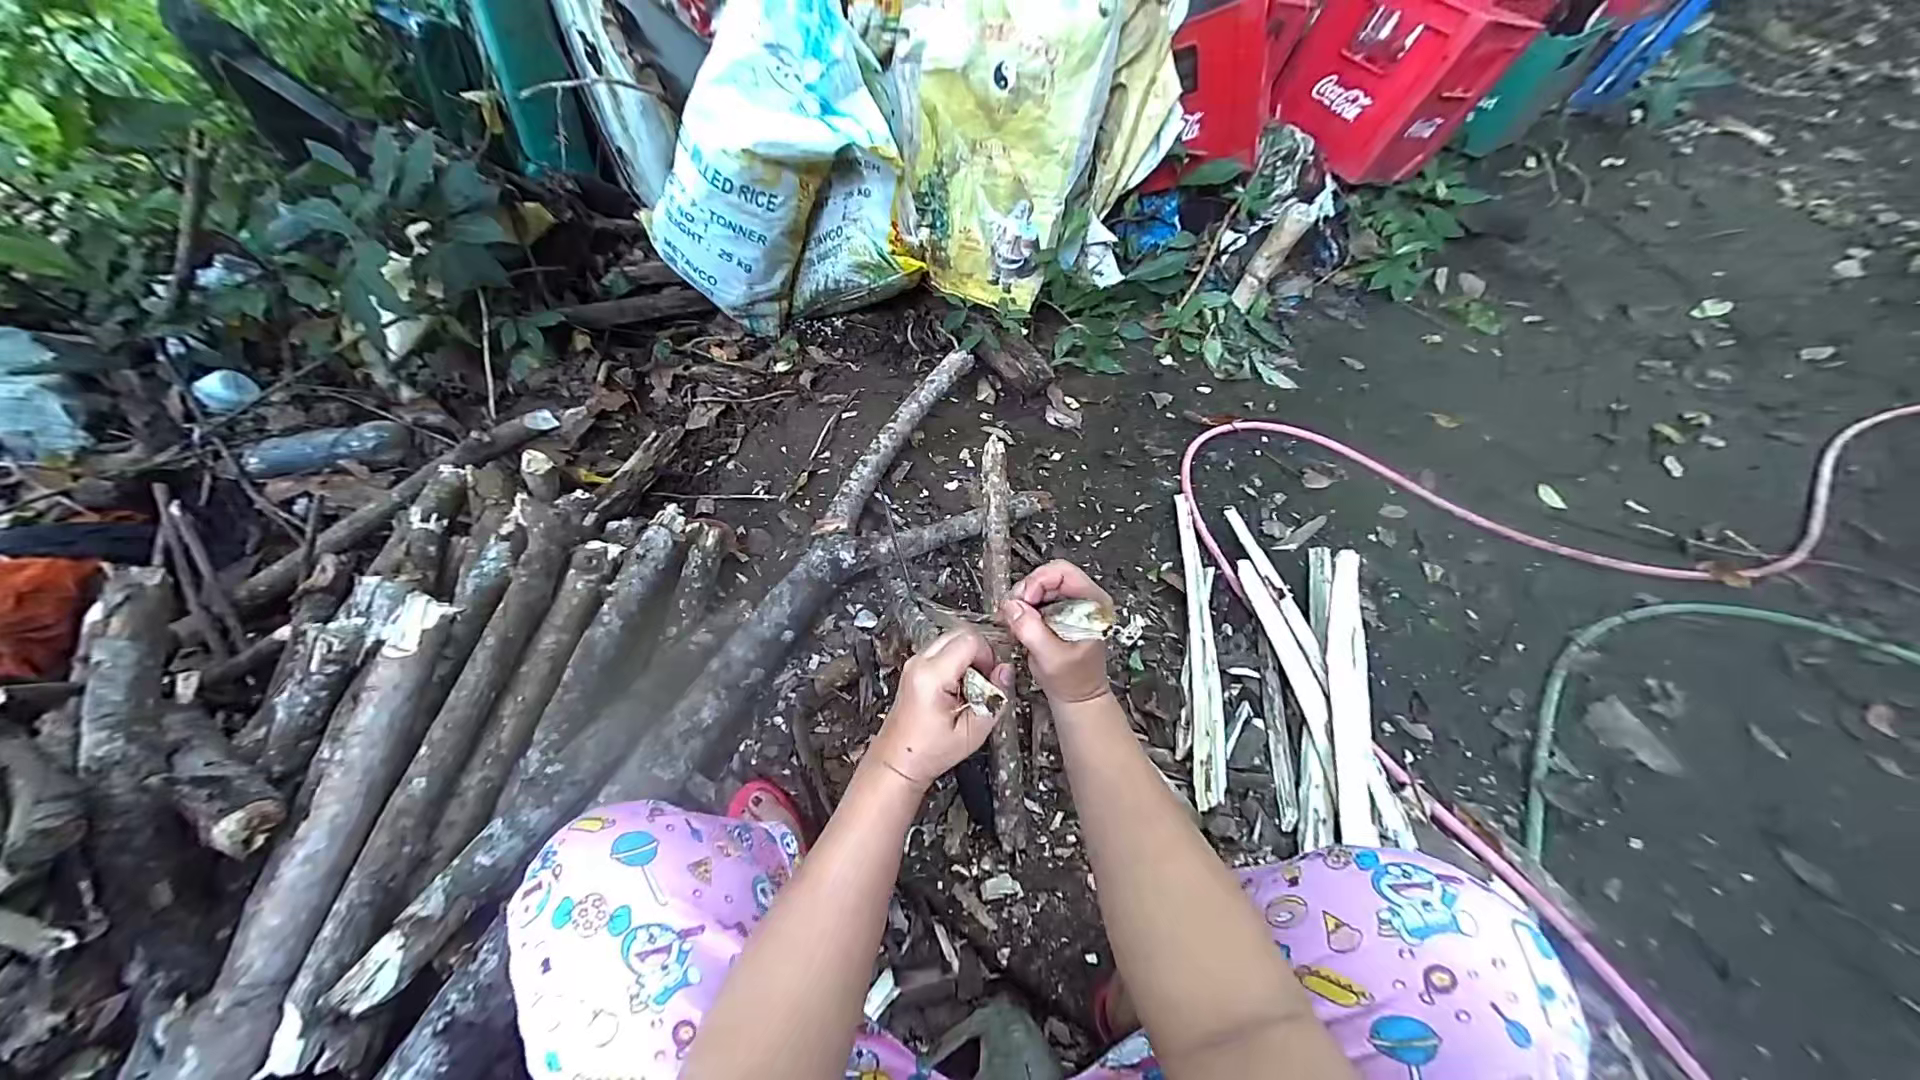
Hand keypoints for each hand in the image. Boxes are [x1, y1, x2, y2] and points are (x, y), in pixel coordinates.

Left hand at [867, 629, 1009, 788]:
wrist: (898, 761)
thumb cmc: (928, 751)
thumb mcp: (973, 732)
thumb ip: (995, 698)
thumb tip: (1005, 671)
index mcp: (931, 676)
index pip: (969, 640)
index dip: (988, 655)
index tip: (990, 677)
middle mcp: (919, 663)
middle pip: (960, 634)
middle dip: (979, 653)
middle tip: (984, 681)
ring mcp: (914, 663)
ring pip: (951, 639)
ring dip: (968, 657)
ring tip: (970, 687)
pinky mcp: (915, 667)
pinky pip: (942, 650)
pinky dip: (956, 662)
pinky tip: (957, 688)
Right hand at [1000, 560, 1113, 704]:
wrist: (1077, 696)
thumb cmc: (1074, 681)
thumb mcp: (1051, 657)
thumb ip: (1031, 630)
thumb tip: (1012, 606)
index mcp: (1093, 604)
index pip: (1063, 572)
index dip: (1038, 581)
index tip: (1023, 601)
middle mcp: (1083, 599)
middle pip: (1048, 576)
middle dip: (1026, 591)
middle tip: (1014, 611)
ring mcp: (1070, 605)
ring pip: (1039, 586)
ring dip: (1022, 600)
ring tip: (1015, 621)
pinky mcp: (1058, 612)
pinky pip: (1035, 599)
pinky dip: (1023, 608)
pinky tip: (1020, 624)